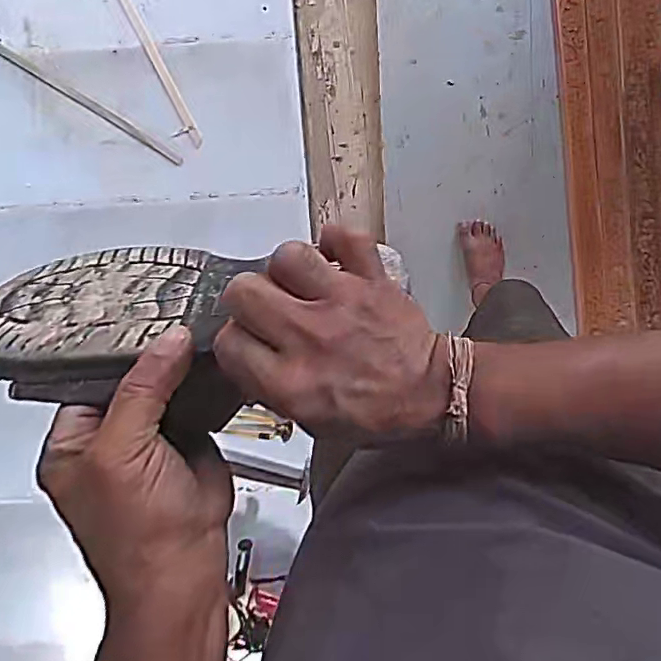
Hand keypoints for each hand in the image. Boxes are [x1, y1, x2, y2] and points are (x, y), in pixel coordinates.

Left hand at [38, 327, 233, 606]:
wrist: (186, 570)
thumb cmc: (137, 536)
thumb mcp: (121, 451)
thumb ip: (141, 390)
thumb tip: (167, 343)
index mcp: (74, 440)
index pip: (88, 376)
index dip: (114, 349)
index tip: (140, 317)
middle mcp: (111, 436)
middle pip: (131, 378)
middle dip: (153, 352)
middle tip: (172, 312)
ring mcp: (151, 437)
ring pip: (166, 386)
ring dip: (181, 365)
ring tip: (196, 326)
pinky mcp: (188, 439)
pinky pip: (195, 400)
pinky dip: (206, 383)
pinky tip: (215, 359)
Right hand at [214, 224, 448, 445]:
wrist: (432, 393)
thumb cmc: (378, 411)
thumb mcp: (311, 422)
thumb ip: (269, 387)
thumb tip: (244, 353)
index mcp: (292, 382)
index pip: (229, 343)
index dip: (233, 339)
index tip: (247, 340)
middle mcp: (311, 337)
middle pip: (243, 292)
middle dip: (245, 299)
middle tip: (263, 306)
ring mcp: (342, 303)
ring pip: (286, 257)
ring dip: (284, 268)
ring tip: (295, 282)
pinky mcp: (371, 280)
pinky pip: (344, 237)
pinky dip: (334, 240)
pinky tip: (330, 258)